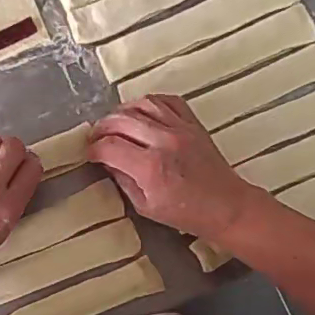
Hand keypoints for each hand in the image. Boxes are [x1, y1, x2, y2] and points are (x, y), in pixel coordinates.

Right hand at [88, 95, 269, 239]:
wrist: (225, 206)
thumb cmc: (184, 213)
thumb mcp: (144, 206)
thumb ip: (122, 180)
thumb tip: (106, 161)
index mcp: (150, 167)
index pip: (109, 146)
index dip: (93, 149)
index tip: (89, 155)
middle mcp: (164, 141)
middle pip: (120, 121)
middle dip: (101, 128)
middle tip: (94, 139)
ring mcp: (180, 128)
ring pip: (141, 104)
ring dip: (121, 112)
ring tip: (113, 125)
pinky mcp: (192, 123)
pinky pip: (166, 100)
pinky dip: (147, 103)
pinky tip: (140, 114)